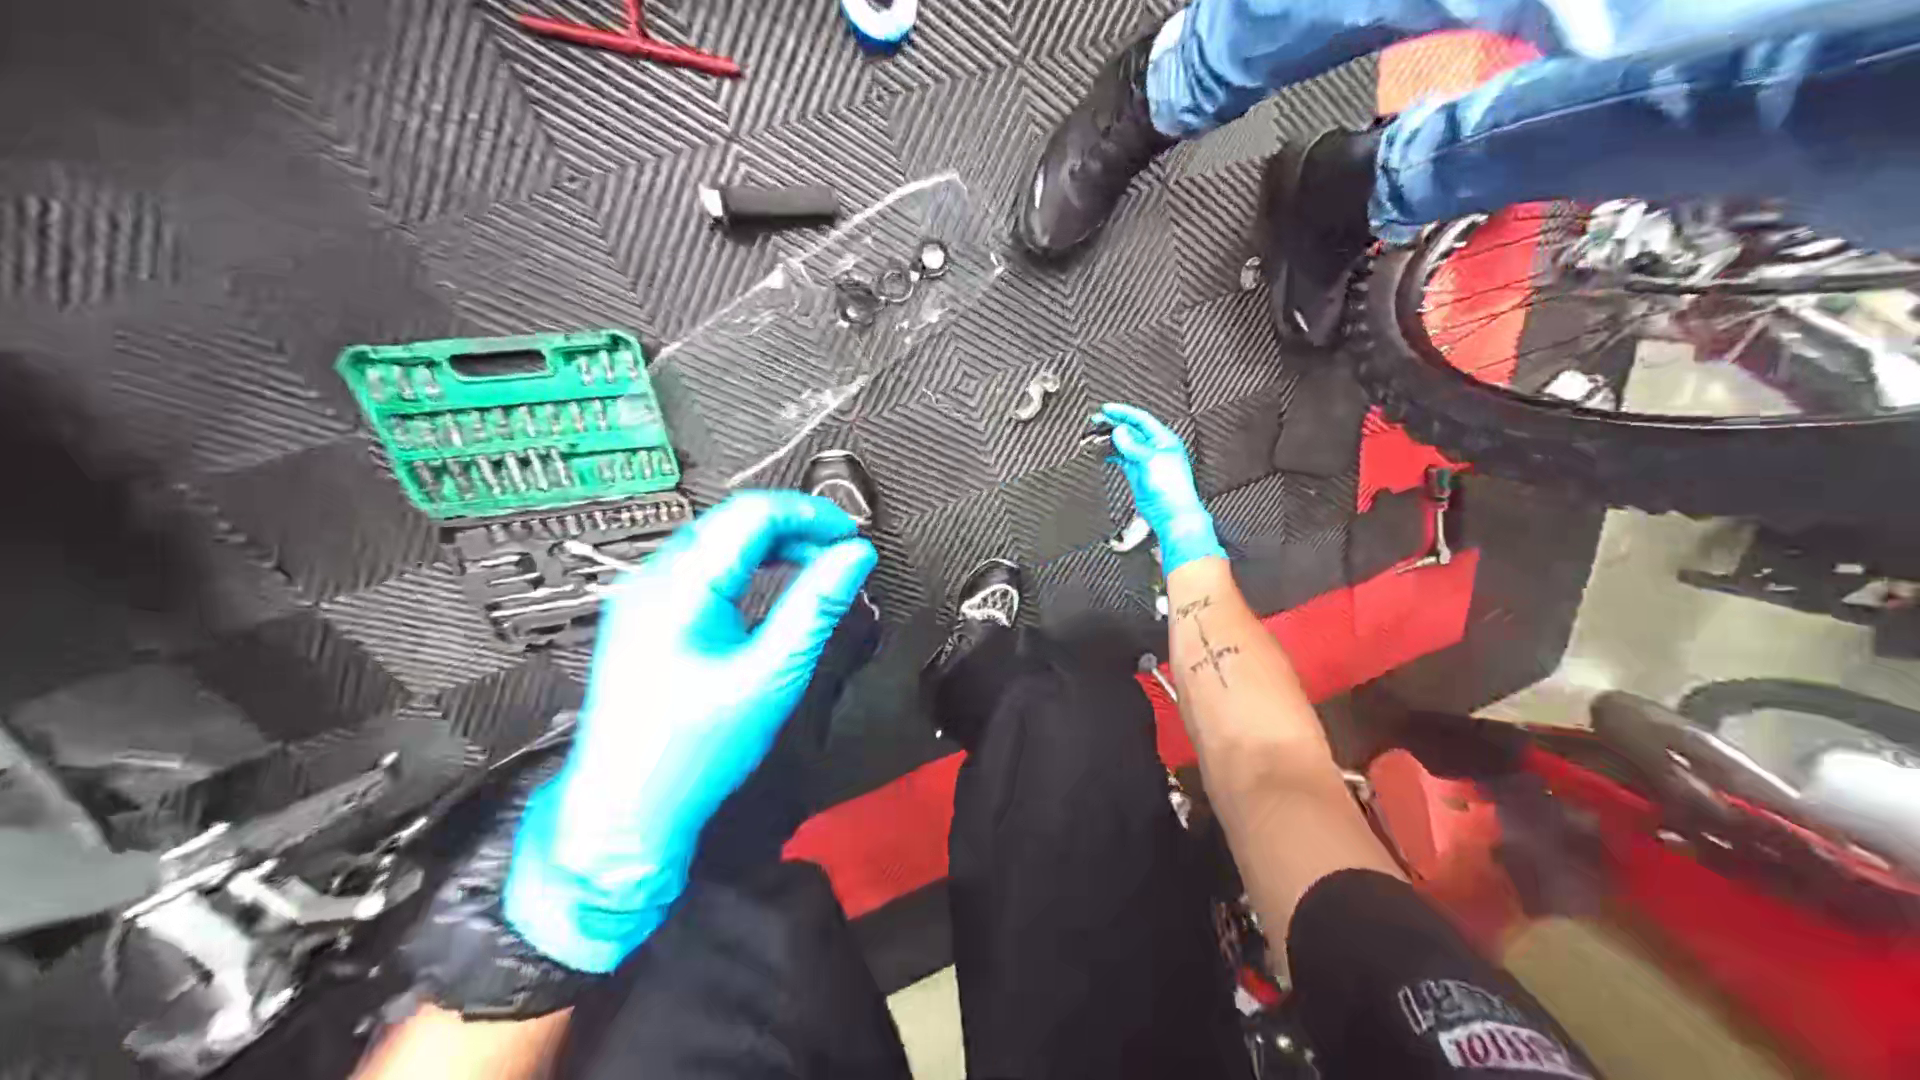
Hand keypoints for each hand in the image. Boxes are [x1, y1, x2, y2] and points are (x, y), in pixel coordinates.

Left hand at [503, 492, 876, 971]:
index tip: (846, 533)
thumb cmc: (686, 756)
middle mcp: (653, 581)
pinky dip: (749, 563)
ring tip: (815, 564)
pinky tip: (773, 582)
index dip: (810, 515)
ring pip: (721, 538)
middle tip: (839, 550)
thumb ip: (818, 607)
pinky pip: (705, 565)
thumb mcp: (771, 675)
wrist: (627, 809)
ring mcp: (645, 596)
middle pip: (736, 519)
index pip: (754, 513)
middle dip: (796, 527)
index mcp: (681, 588)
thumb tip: (853, 560)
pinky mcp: (648, 614)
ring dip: (774, 544)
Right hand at [1101, 403, 1224, 573]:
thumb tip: (1119, 430)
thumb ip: (1133, 445)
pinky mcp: (1137, 473)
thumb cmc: (1172, 488)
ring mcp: (1145, 460)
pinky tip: (1102, 452)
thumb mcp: (1152, 460)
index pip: (1141, 419)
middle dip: (1113, 424)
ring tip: (1095, 436)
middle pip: (1130, 430)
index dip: (1123, 412)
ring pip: (1124, 444)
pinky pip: (1121, 458)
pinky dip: (1110, 454)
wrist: (1172, 514)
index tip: (1106, 409)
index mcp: (1164, 439)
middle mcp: (1154, 447)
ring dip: (1110, 439)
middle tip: (1096, 421)